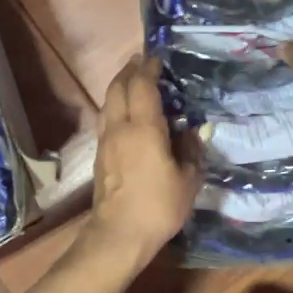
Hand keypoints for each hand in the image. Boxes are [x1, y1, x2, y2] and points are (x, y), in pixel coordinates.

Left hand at [89, 56, 201, 258]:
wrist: (118, 234)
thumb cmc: (158, 206)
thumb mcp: (188, 180)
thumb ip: (191, 151)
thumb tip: (192, 132)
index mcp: (143, 127)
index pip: (142, 85)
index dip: (149, 68)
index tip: (157, 58)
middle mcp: (120, 127)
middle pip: (118, 88)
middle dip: (129, 71)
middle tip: (142, 62)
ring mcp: (106, 140)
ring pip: (108, 102)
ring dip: (119, 86)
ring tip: (132, 81)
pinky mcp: (100, 155)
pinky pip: (106, 118)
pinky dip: (115, 106)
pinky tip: (125, 113)